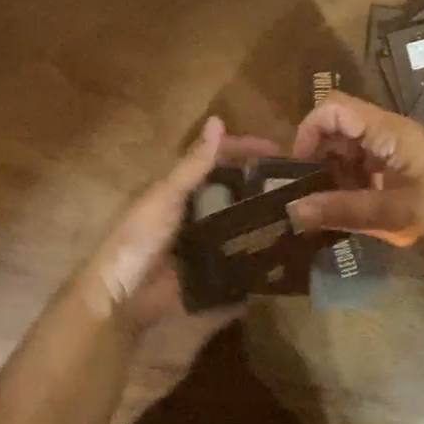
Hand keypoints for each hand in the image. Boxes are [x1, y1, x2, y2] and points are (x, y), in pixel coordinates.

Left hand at [75, 117, 280, 337]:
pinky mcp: (213, 287)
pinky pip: (242, 276)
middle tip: (301, 188)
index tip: (279, 151)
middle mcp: (194, 219)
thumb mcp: (165, 197)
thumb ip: (193, 165)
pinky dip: (260, 271)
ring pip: (242, 234)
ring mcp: (205, 254)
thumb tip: (218, 120)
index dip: (245, 152)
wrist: (120, 303)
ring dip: (266, 228)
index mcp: (179, 193)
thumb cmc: (138, 241)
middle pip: (234, 197)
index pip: (217, 162)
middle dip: (263, 191)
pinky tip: (290, 264)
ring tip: (303, 220)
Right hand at [285, 91, 423, 252]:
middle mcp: (391, 136)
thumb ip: (342, 209)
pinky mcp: (401, 178)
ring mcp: (397, 157)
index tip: (297, 169)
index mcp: (392, 131)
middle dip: (316, 155)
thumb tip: (290, 210)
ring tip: (320, 207)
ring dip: (330, 175)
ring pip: (347, 152)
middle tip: (303, 193)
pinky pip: (362, 173)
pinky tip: (342, 214)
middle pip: (338, 128)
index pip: (334, 108)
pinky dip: (346, 188)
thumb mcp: (396, 215)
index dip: (309, 130)